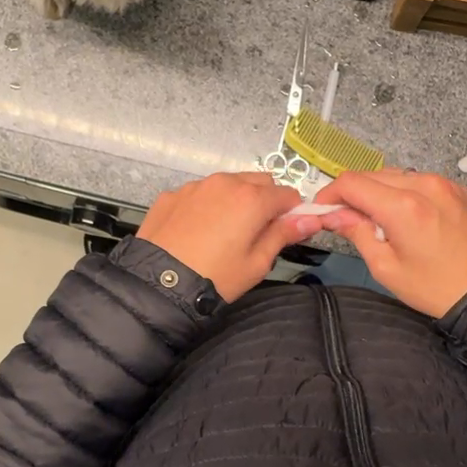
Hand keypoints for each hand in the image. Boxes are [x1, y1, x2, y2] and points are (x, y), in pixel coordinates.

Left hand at [136, 172, 319, 301]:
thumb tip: (308, 220)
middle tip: (257, 233)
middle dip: (265, 202)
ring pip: (228, 184)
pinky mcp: (173, 196)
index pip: (288, 194)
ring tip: (225, 234)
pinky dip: (207, 206)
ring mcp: (196, 187)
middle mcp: (224, 183)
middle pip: (259, 182)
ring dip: (235, 201)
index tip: (287, 229)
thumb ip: (283, 235)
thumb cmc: (212, 278)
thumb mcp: (256, 263)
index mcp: (252, 199)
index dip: (292, 212)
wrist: (158, 284)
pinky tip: (198, 233)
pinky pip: (200, 193)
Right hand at [314, 169, 466, 316]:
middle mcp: (423, 184)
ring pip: (394, 174)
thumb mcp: (385, 267)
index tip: (321, 211)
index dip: (330, 194)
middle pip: (371, 175)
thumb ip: (357, 233)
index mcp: (403, 206)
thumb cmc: (433, 287)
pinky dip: (401, 192)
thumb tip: (333, 215)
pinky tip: (402, 216)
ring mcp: (443, 184)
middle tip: (345, 220)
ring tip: (375, 220)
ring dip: (376, 192)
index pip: (352, 183)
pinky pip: (418, 180)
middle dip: (352, 194)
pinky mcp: (457, 189)